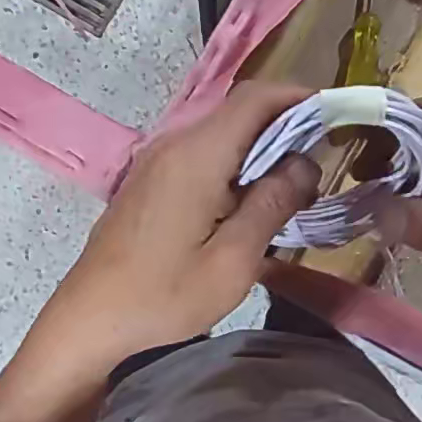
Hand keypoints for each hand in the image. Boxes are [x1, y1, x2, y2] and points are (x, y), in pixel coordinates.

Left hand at [32, 82, 320, 371]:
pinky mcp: (149, 184)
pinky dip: (235, 167)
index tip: (334, 115)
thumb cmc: (162, 298)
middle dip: (285, 127)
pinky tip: (249, 205)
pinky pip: (202, 157)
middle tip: (321, 165)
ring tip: (293, 189)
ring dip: (261, 151)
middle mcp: (174, 146)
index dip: (298, 96)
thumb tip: (305, 161)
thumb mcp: (233, 260)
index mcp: (196, 156)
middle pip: (239, 113)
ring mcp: (156, 163)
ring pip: (221, 136)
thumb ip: (272, 202)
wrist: (87, 325)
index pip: (254, 98)